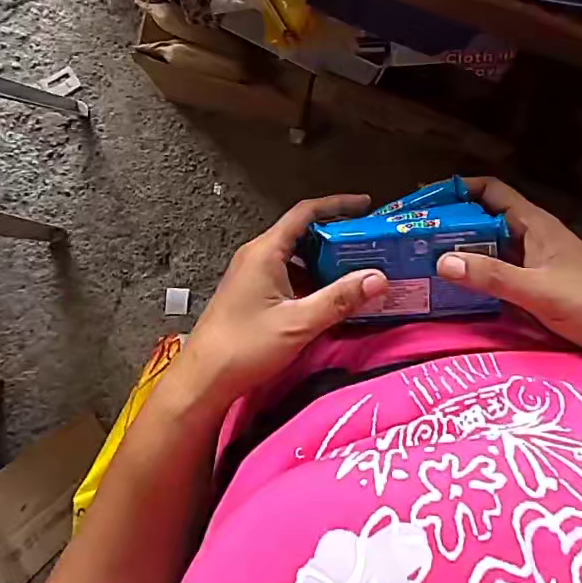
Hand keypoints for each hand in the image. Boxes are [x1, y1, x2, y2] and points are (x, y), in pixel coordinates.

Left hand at [170, 194, 386, 410]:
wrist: (203, 377)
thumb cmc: (245, 346)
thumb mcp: (298, 323)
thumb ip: (339, 299)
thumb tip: (378, 278)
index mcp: (265, 251)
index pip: (305, 212)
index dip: (337, 205)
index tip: (366, 206)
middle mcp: (257, 255)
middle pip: (301, 232)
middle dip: (336, 236)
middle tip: (368, 245)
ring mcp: (252, 274)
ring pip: (295, 256)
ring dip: (324, 260)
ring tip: (356, 271)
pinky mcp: (251, 293)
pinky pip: (287, 274)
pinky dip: (311, 279)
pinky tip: (329, 297)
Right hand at [435, 177, 581, 358]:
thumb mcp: (538, 290)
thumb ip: (491, 276)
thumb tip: (443, 261)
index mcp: (536, 225)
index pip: (491, 191)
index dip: (459, 188)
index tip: (428, 199)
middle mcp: (532, 236)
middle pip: (484, 217)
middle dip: (451, 221)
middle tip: (417, 233)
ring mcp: (534, 260)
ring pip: (489, 244)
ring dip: (461, 248)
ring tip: (426, 258)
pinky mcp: (535, 282)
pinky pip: (496, 268)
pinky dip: (474, 271)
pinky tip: (456, 285)